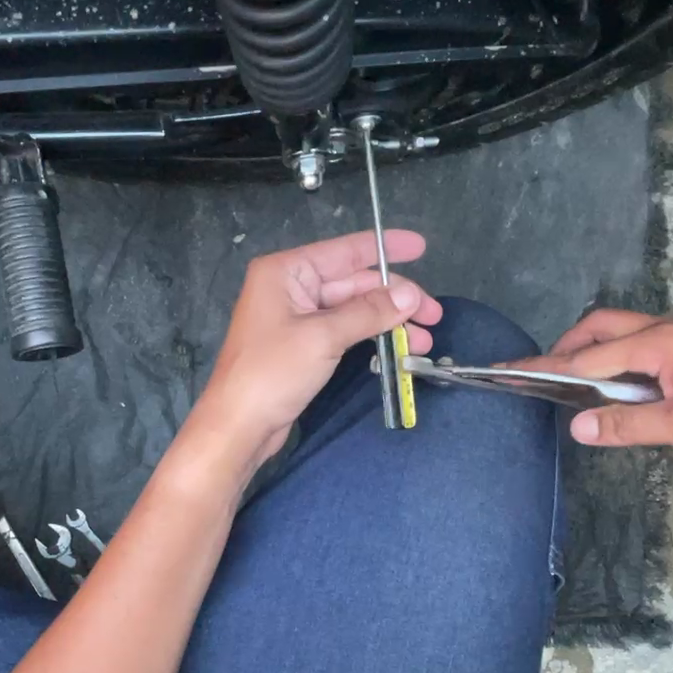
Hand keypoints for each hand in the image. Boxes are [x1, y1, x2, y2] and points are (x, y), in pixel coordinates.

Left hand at [193, 230, 442, 460]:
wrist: (238, 426)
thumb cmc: (271, 374)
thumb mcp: (323, 337)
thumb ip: (368, 312)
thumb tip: (410, 295)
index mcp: (285, 272)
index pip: (344, 251)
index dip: (384, 248)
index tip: (421, 246)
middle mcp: (289, 289)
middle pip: (352, 283)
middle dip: (394, 298)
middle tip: (434, 315)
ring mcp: (295, 320)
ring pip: (351, 311)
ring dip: (387, 323)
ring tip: (423, 341)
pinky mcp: (301, 349)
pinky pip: (343, 333)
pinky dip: (369, 338)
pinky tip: (396, 347)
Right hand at [514, 310, 672, 455]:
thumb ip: (628, 424)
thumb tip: (576, 426)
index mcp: (657, 343)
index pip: (584, 357)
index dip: (542, 368)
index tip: (503, 371)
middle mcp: (666, 329)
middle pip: (599, 328)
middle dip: (565, 348)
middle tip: (545, 380)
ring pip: (622, 334)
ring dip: (593, 353)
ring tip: (580, 389)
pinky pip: (641, 344)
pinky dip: (617, 360)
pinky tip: (624, 389)